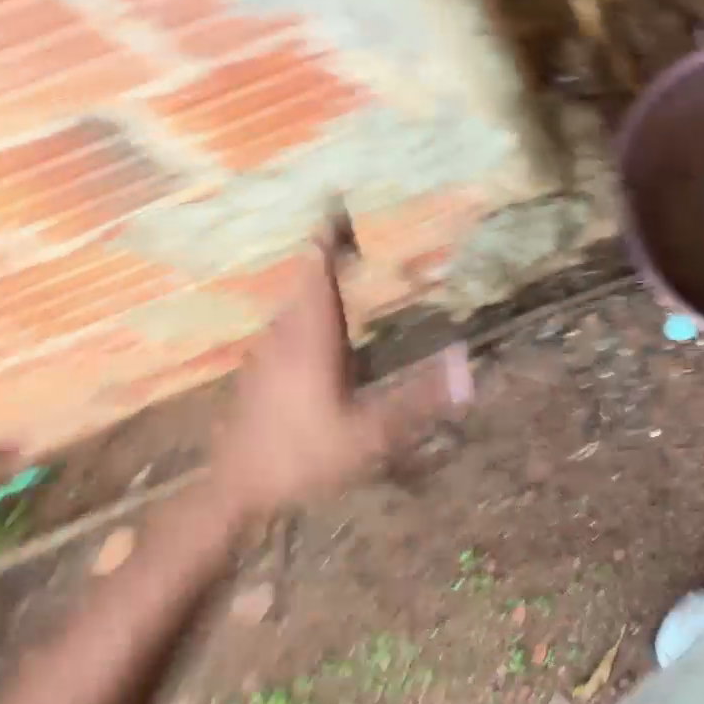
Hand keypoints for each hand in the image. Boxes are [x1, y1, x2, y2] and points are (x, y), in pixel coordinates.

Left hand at [208, 232, 471, 518]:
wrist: (236, 491)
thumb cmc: (304, 459)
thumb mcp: (372, 434)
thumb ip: (421, 398)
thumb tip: (468, 363)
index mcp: (312, 344)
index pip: (320, 279)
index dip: (328, 245)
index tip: (336, 212)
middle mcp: (285, 341)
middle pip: (302, 285)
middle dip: (323, 258)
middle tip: (345, 234)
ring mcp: (266, 358)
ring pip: (290, 306)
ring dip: (312, 284)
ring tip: (334, 269)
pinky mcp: (258, 375)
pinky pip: (283, 327)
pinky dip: (302, 310)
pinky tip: (315, 325)